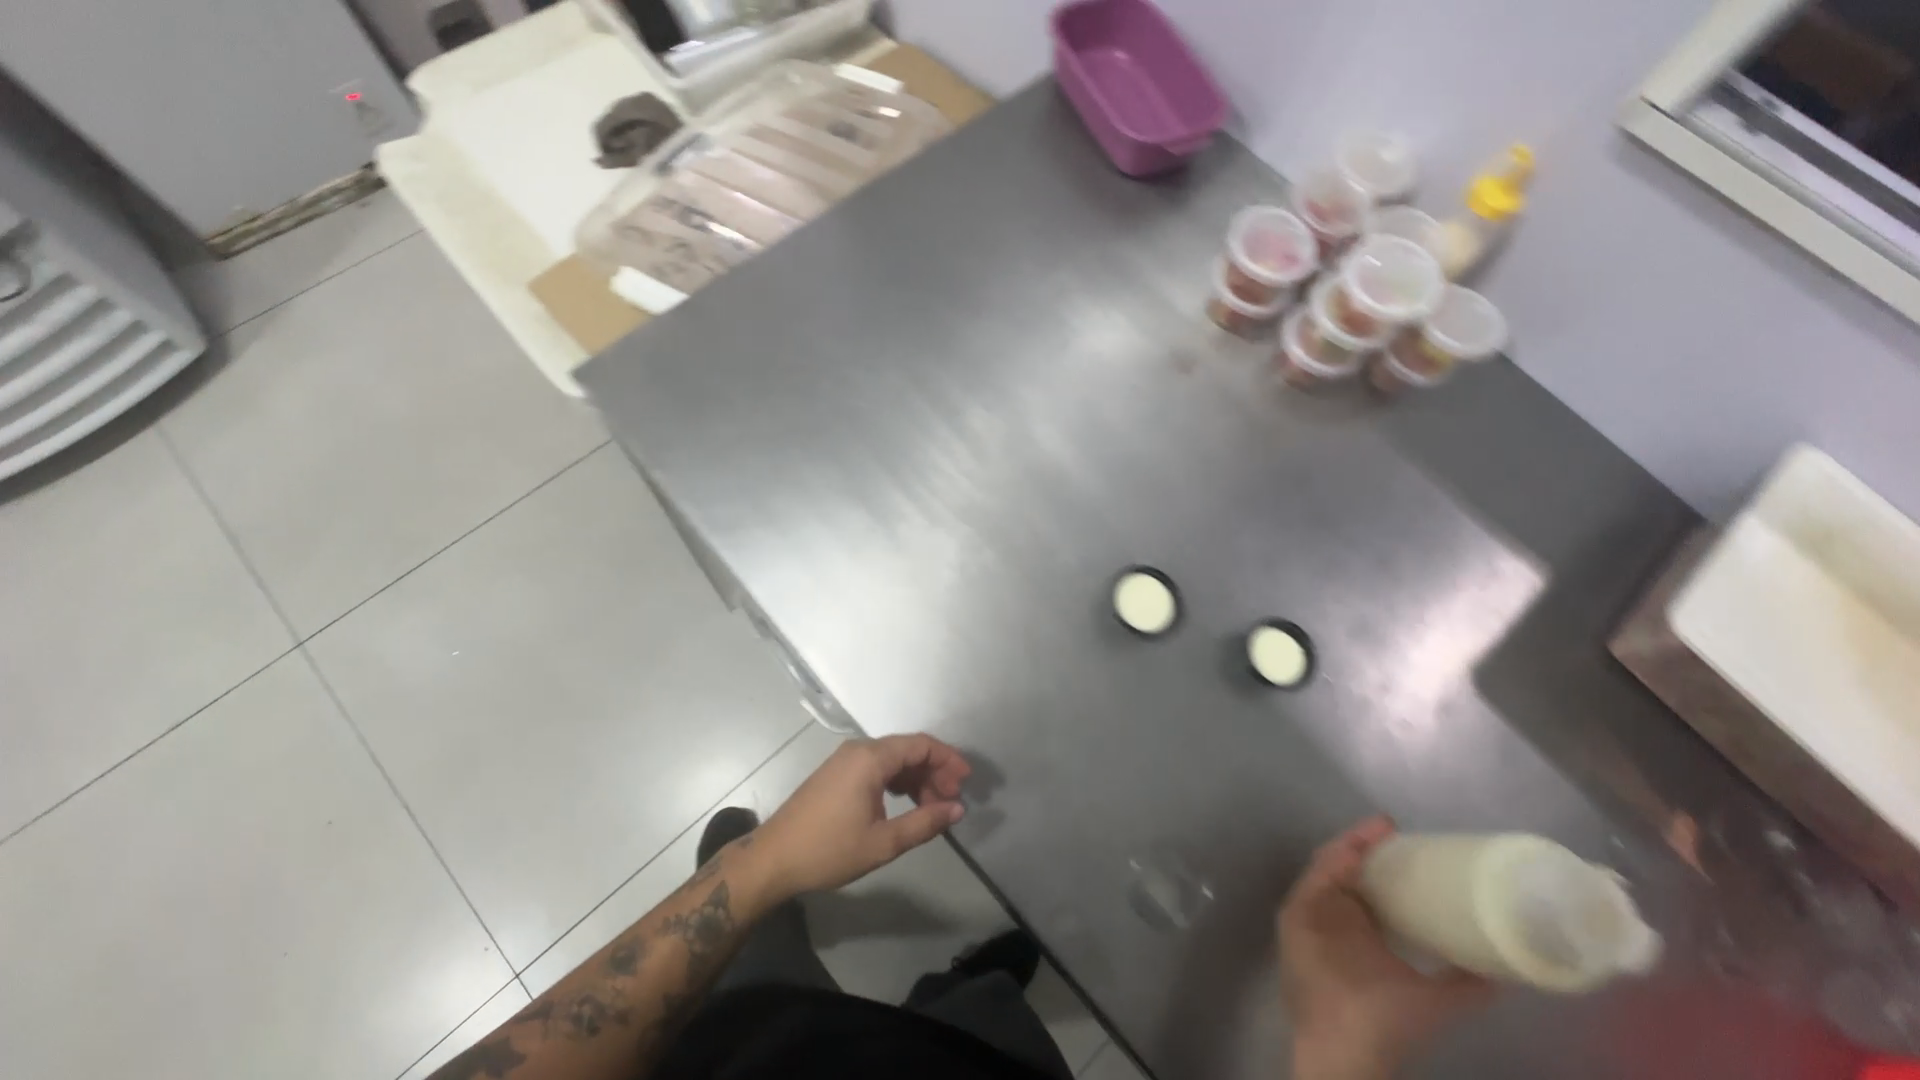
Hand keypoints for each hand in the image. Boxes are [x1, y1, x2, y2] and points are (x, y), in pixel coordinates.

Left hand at [754, 734, 971, 898]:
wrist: (773, 860)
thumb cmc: (828, 850)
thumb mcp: (883, 843)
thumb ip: (924, 823)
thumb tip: (957, 809)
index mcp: (870, 759)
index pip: (920, 745)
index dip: (948, 760)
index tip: (966, 782)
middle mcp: (858, 750)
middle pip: (908, 750)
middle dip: (935, 772)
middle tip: (952, 802)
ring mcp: (845, 761)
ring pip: (893, 760)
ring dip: (917, 779)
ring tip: (934, 807)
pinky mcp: (837, 774)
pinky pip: (877, 768)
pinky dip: (898, 782)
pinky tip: (908, 805)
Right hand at [1279, 817, 1494, 1079]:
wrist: (1350, 1046)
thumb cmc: (1388, 1024)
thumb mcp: (1437, 999)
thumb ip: (1469, 983)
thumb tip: (1509, 969)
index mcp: (1360, 928)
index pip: (1367, 883)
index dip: (1384, 860)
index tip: (1407, 840)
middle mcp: (1334, 916)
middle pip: (1345, 868)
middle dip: (1365, 845)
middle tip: (1388, 827)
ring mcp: (1313, 914)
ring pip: (1327, 867)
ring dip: (1349, 845)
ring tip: (1376, 830)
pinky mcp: (1295, 916)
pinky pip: (1313, 882)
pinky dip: (1331, 864)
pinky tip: (1353, 851)